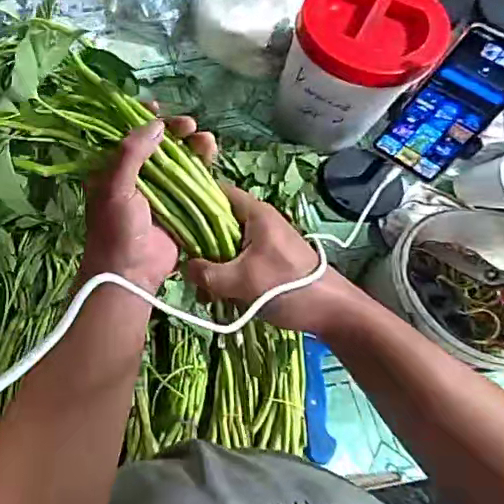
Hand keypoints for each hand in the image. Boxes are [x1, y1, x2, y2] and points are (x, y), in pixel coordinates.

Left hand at [82, 116, 216, 293]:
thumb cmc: (116, 230)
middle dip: (174, 130)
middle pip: (159, 144)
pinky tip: (211, 154)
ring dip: (192, 146)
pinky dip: (203, 166)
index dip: (143, 119)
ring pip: (180, 159)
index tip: (158, 106)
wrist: (131, 274)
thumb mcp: (116, 187)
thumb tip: (155, 124)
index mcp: (113, 169)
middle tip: (188, 125)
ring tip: (205, 139)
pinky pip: (194, 180)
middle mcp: (137, 176)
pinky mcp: (181, 206)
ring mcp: (160, 191)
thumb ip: (132, 153)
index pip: (128, 135)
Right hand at [185, 185, 364, 334]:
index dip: (192, 198)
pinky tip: (216, 295)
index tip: (171, 215)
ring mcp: (264, 241)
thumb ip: (206, 273)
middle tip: (181, 259)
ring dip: (211, 263)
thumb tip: (184, 268)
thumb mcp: (240, 282)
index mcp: (255, 213)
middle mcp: (259, 221)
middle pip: (217, 220)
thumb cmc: (287, 288)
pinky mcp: (267, 260)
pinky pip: (237, 259)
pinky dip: (225, 273)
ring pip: (225, 243)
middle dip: (198, 241)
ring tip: (200, 287)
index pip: (217, 191)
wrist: (332, 312)